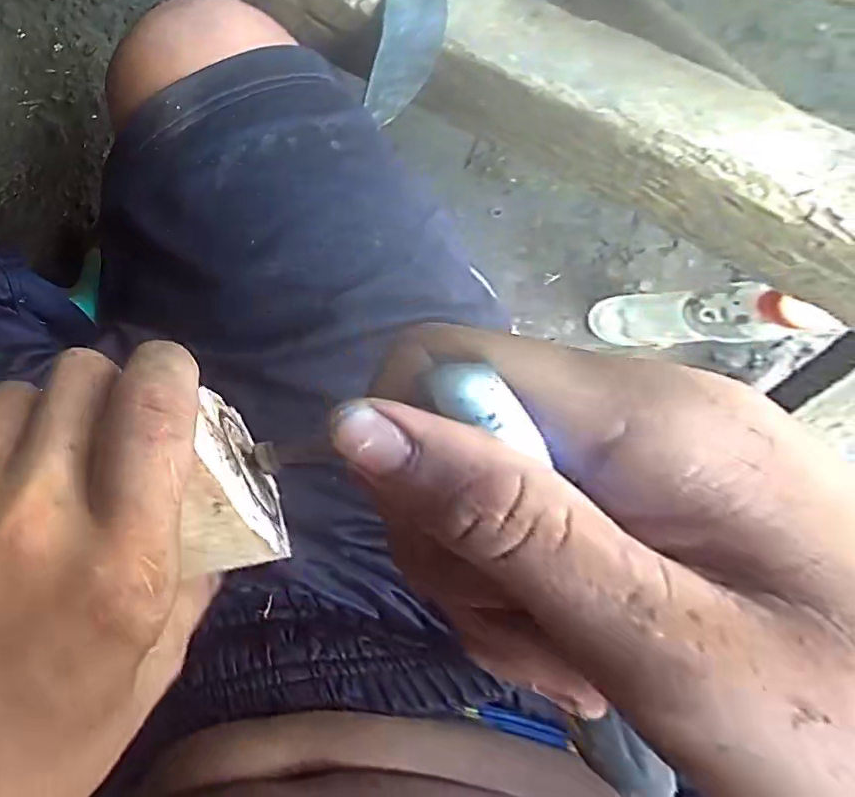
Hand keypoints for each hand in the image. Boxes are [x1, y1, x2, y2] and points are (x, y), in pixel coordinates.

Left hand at [0, 343, 217, 796]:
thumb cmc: (60, 717)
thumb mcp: (158, 657)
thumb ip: (191, 555)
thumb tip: (198, 465)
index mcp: (120, 565)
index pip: (153, 410)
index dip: (168, 369)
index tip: (166, 372)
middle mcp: (36, 515)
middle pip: (80, 374)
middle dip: (103, 388)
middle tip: (99, 426)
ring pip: (17, 389)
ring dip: (38, 415)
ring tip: (33, 462)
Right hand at [332, 324, 854, 796]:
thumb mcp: (669, 649)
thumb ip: (506, 521)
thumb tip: (347, 421)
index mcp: (651, 415)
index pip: (437, 362)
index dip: (404, 446)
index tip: (445, 548)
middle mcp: (634, 405)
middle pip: (441, 423)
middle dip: (442, 531)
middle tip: (509, 623)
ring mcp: (634, 449)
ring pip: (459, 476)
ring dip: (472, 571)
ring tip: (555, 656)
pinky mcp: (630, 489)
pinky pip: (506, 506)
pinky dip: (505, 582)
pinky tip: (568, 644)